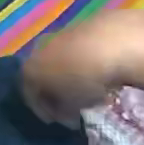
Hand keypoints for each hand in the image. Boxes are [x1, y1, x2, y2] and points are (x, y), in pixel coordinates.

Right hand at [21, 12, 140, 125]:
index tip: (55, 120)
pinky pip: (80, 48)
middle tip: (70, 103)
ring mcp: (60, 34)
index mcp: (30, 69)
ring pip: (60, 58)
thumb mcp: (72, 106)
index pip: (29, 94)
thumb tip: (64, 112)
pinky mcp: (83, 24)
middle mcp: (39, 49)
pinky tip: (102, 69)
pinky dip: (86, 59)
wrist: (114, 41)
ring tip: (90, 86)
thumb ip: (63, 111)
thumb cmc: (86, 80)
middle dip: (54, 89)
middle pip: (43, 73)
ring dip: (70, 73)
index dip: (42, 110)